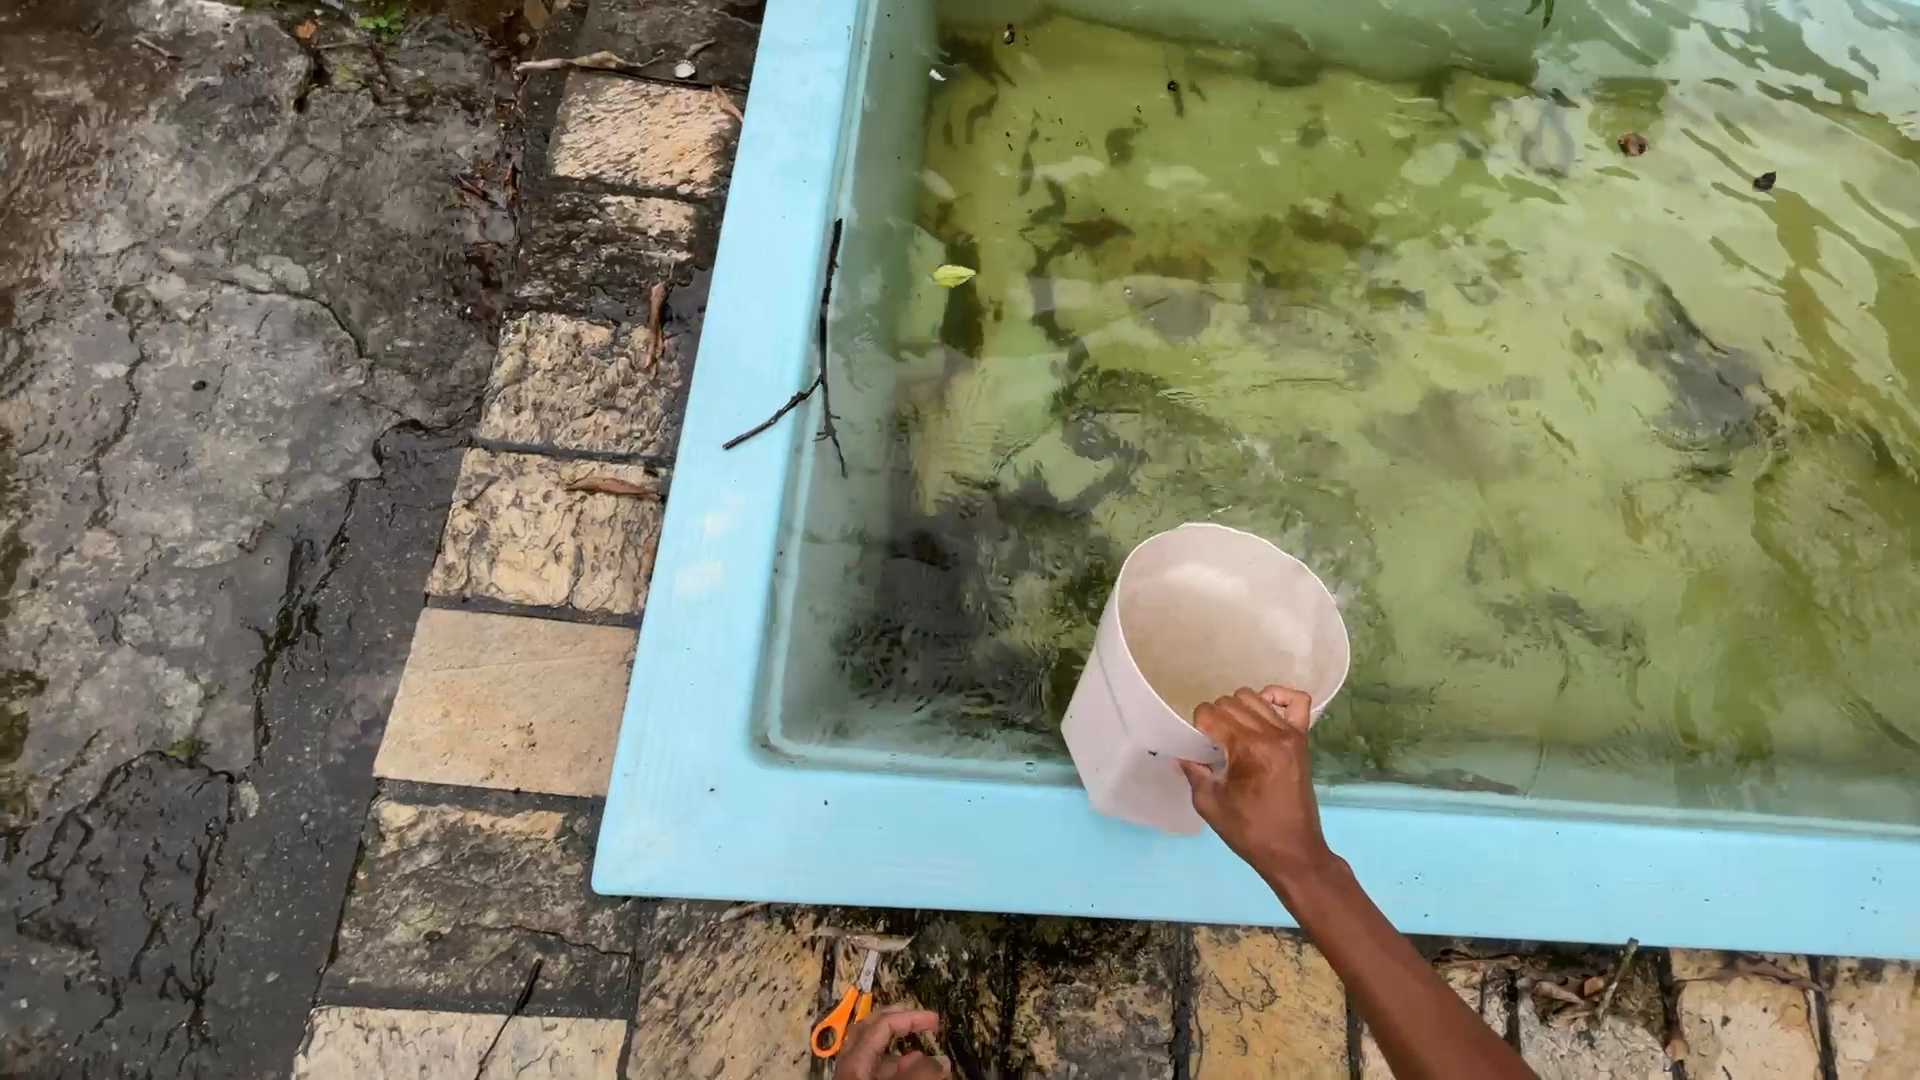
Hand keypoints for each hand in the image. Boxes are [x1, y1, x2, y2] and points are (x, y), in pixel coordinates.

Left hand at [836, 1005, 949, 1079]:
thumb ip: (918, 1074)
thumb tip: (943, 1060)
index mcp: (854, 1059)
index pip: (883, 1024)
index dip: (911, 1017)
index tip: (935, 1019)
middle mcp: (849, 1064)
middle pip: (870, 1029)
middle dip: (896, 1019)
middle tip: (918, 1016)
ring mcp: (851, 1076)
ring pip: (873, 1053)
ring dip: (899, 1049)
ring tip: (923, 1054)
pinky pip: (874, 1071)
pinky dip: (895, 1067)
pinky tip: (913, 1070)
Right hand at [1178, 686, 1335, 888]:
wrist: (1294, 853)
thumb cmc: (1249, 831)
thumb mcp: (1209, 804)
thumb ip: (1193, 771)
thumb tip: (1181, 753)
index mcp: (1248, 749)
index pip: (1210, 714)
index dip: (1197, 727)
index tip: (1198, 748)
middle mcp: (1271, 734)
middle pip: (1229, 703)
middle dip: (1214, 719)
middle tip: (1213, 745)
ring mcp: (1290, 734)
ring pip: (1254, 698)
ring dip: (1237, 710)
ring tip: (1234, 734)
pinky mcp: (1303, 740)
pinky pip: (1296, 701)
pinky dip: (1277, 697)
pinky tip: (1263, 711)